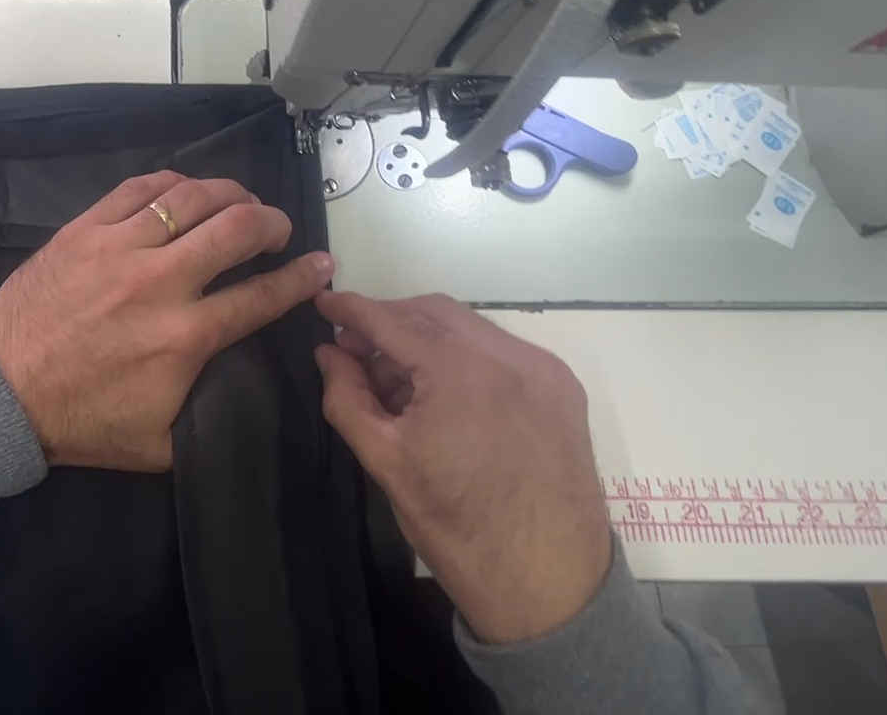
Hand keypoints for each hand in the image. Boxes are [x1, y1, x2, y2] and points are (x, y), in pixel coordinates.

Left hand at [0, 171, 333, 471]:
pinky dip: (172, 181)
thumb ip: (210, 416)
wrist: (2, 393)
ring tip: (241, 201)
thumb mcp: (160, 445)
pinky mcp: (84, 230)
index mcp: (185, 337)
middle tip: (277, 229)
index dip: (302, 278)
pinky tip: (186, 188)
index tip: (320, 265)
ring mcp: (119, 248)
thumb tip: (241, 384)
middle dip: (272, 222)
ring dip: (230, 193)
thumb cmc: (80, 422)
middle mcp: (160, 282)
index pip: (262, 296)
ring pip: (192, 197)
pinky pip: (138, 187)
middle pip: (237, 229)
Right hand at [313, 290, 610, 644]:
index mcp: (462, 373)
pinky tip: (441, 392)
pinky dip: (461, 355)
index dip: (352, 308)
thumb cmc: (455, 525)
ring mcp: (543, 369)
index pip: (393, 321)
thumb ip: (347, 396)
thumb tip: (328, 352)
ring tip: (396, 379)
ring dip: (424, 337)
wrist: (547, 585)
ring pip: (467, 325)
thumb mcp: (384, 460)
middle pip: (431, 312)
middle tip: (353, 349)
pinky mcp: (563, 387)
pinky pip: (499, 349)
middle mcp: (509, 356)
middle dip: (387, 321)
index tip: (322, 301)